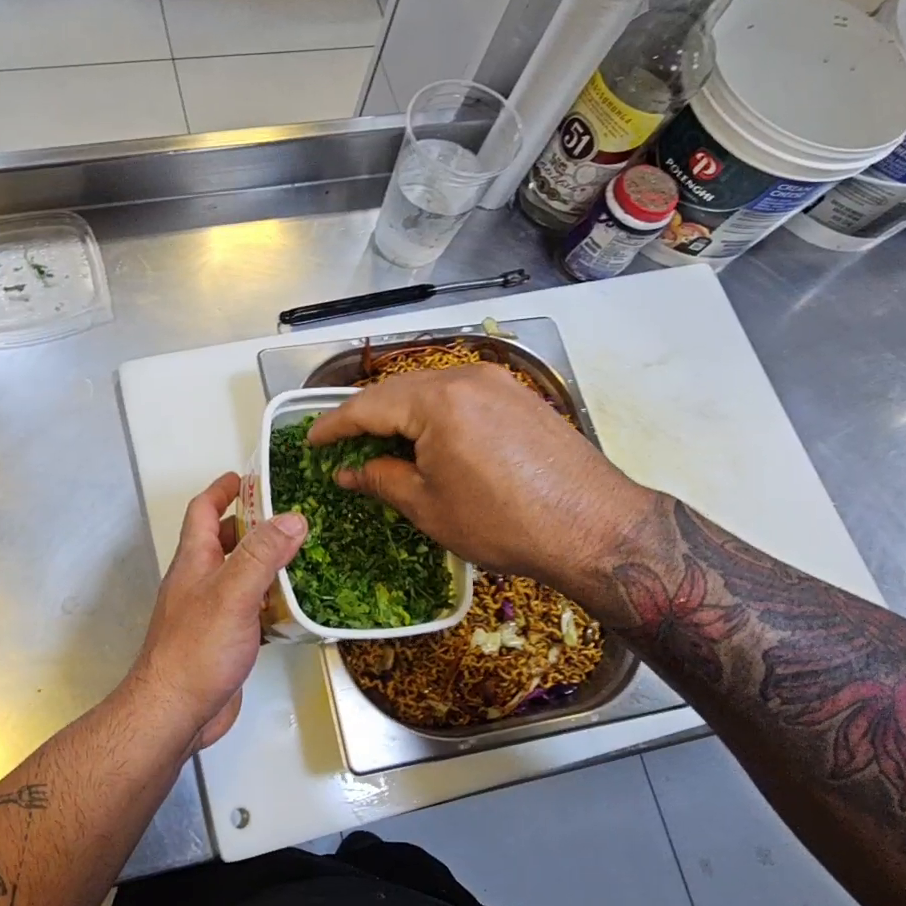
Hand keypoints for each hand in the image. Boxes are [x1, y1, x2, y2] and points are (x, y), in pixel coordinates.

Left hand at [125, 473, 307, 749]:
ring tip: (302, 556)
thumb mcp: (232, 593)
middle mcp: (198, 581)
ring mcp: (209, 612)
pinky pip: (248, 609)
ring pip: (238, 576)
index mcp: (194, 560)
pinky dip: (269, 600)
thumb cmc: (196, 649)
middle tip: (290, 517)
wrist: (173, 713)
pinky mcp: (223, 641)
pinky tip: (294, 607)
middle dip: (252, 524)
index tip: (247, 476)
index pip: (204, 511)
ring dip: (264, 563)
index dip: (223, 489)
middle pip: (223, 541)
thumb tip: (294, 517)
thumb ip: (262, 554)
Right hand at [305, 364, 658, 608]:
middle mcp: (465, 378)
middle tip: (342, 445)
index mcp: (436, 402)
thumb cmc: (505, 524)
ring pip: (429, 389)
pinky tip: (429, 440)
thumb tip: (349, 472)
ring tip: (383, 445)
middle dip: (365, 417)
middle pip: (396, 390)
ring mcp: (497, 382)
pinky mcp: (518, 395)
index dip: (333, 425)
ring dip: (401, 414)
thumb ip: (382, 479)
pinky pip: (460, 395)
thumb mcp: (429, 507)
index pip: (366, 406)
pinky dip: (434, 413)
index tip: (311, 441)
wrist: (595, 528)